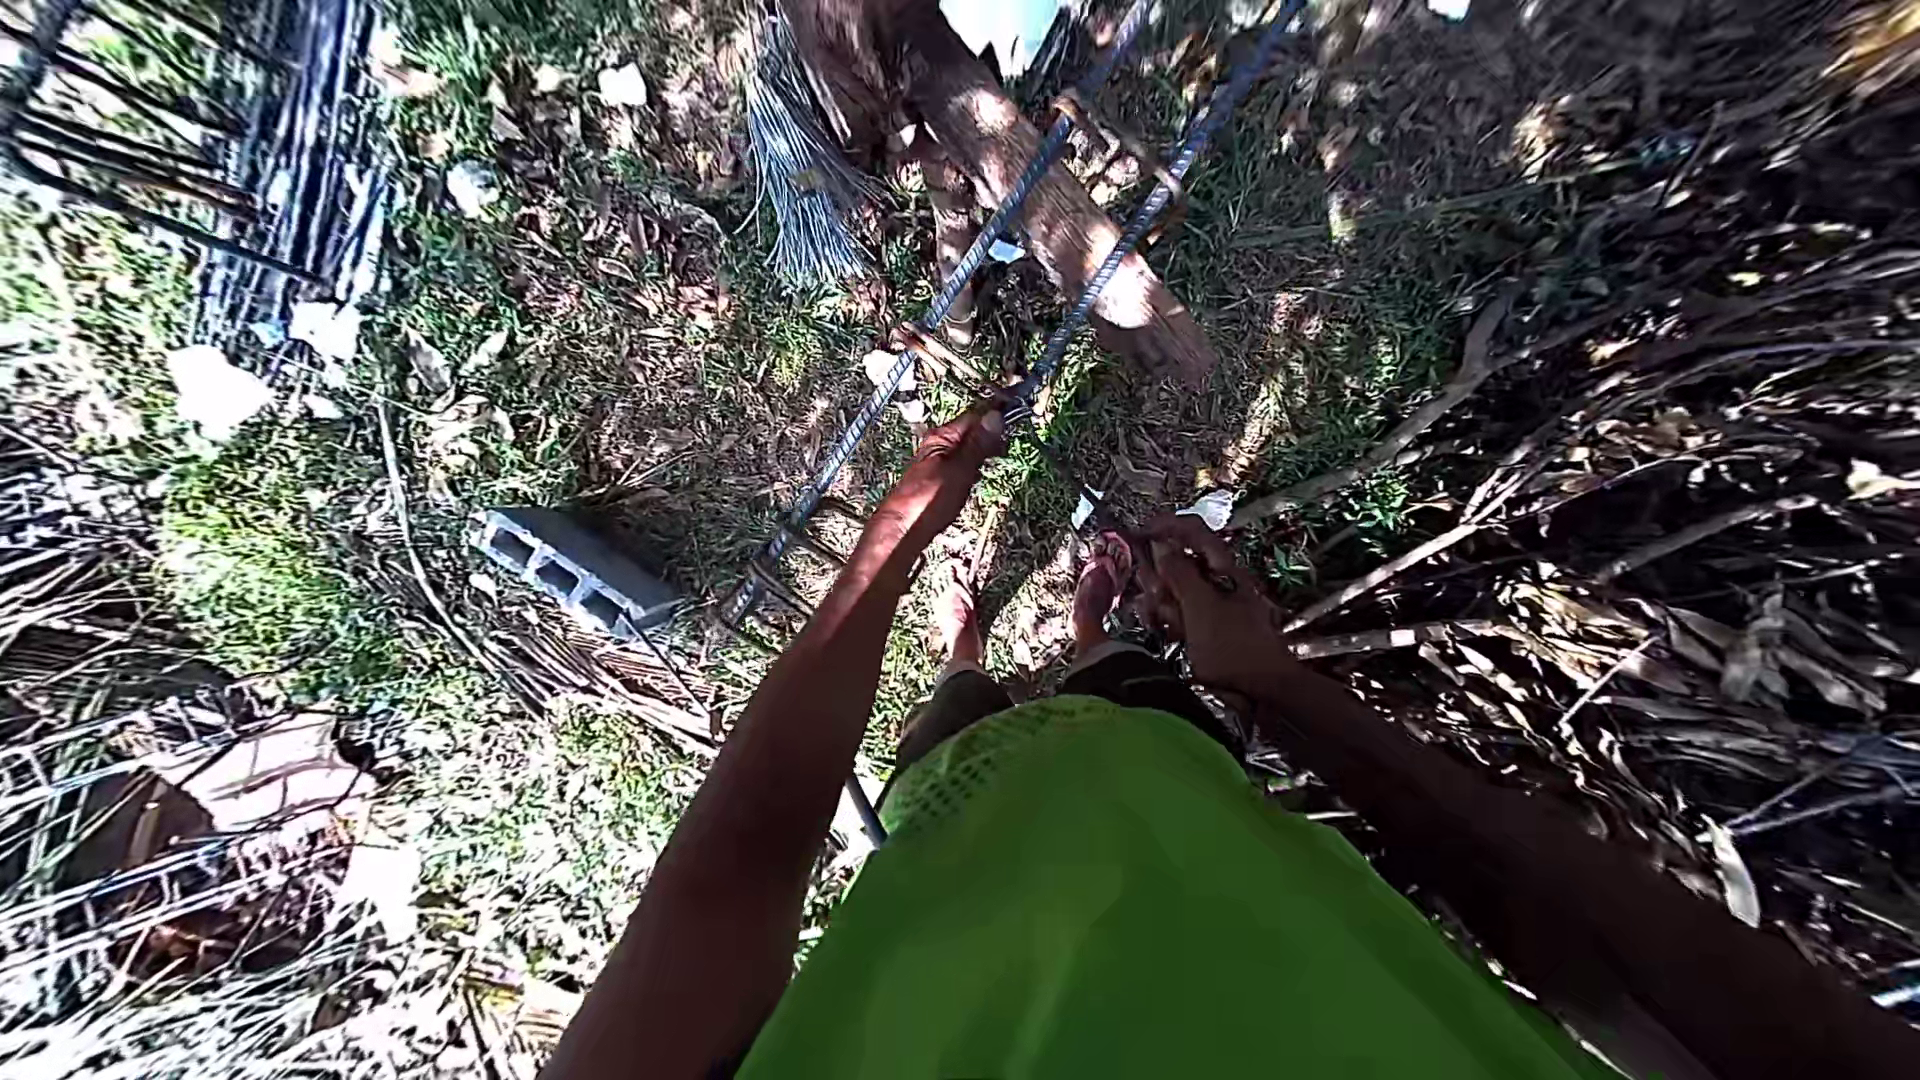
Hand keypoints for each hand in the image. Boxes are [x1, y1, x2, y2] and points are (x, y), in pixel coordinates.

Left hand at [882, 398, 1007, 535]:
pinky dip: (973, 466)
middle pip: (970, 432)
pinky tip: (979, 475)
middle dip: (990, 436)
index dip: (994, 418)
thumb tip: (995, 416)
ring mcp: (937, 462)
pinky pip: (961, 465)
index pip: (973, 416)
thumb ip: (978, 444)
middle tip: (1007, 447)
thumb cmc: (930, 499)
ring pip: (966, 449)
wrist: (905, 528)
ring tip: (998, 459)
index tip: (1014, 421)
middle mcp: (938, 445)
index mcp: (942, 437)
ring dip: (983, 452)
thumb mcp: (960, 469)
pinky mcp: (938, 479)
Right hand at [1132, 514, 1294, 697]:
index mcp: (1221, 567)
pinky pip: (1172, 611)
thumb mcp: (1201, 606)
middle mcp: (1212, 579)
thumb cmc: (1233, 645)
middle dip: (1159, 578)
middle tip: (1158, 598)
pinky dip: (1165, 619)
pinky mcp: (1199, 623)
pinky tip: (1166, 632)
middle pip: (1174, 562)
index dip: (1164, 526)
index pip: (1191, 531)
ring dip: (1160, 603)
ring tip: (1166, 623)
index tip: (1137, 534)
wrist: (1260, 688)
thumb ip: (1179, 573)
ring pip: (1169, 589)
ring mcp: (1206, 602)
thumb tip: (1160, 544)